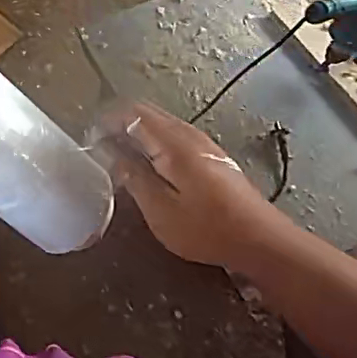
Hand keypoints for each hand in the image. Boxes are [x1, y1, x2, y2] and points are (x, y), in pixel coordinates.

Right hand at [100, 101, 295, 268]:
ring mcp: (203, 144)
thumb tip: (110, 152)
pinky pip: (173, 136)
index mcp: (173, 144)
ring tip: (118, 156)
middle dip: (118, 124)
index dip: (106, 121)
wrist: (265, 244)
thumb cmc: (208, 229)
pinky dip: (152, 142)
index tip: (91, 140)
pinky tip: (147, 165)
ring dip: (136, 133)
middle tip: (100, 146)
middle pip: (146, 113)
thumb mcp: (160, 209)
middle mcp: (189, 136)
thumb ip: (133, 176)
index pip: (132, 113)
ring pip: (160, 124)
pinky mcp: (212, 157)